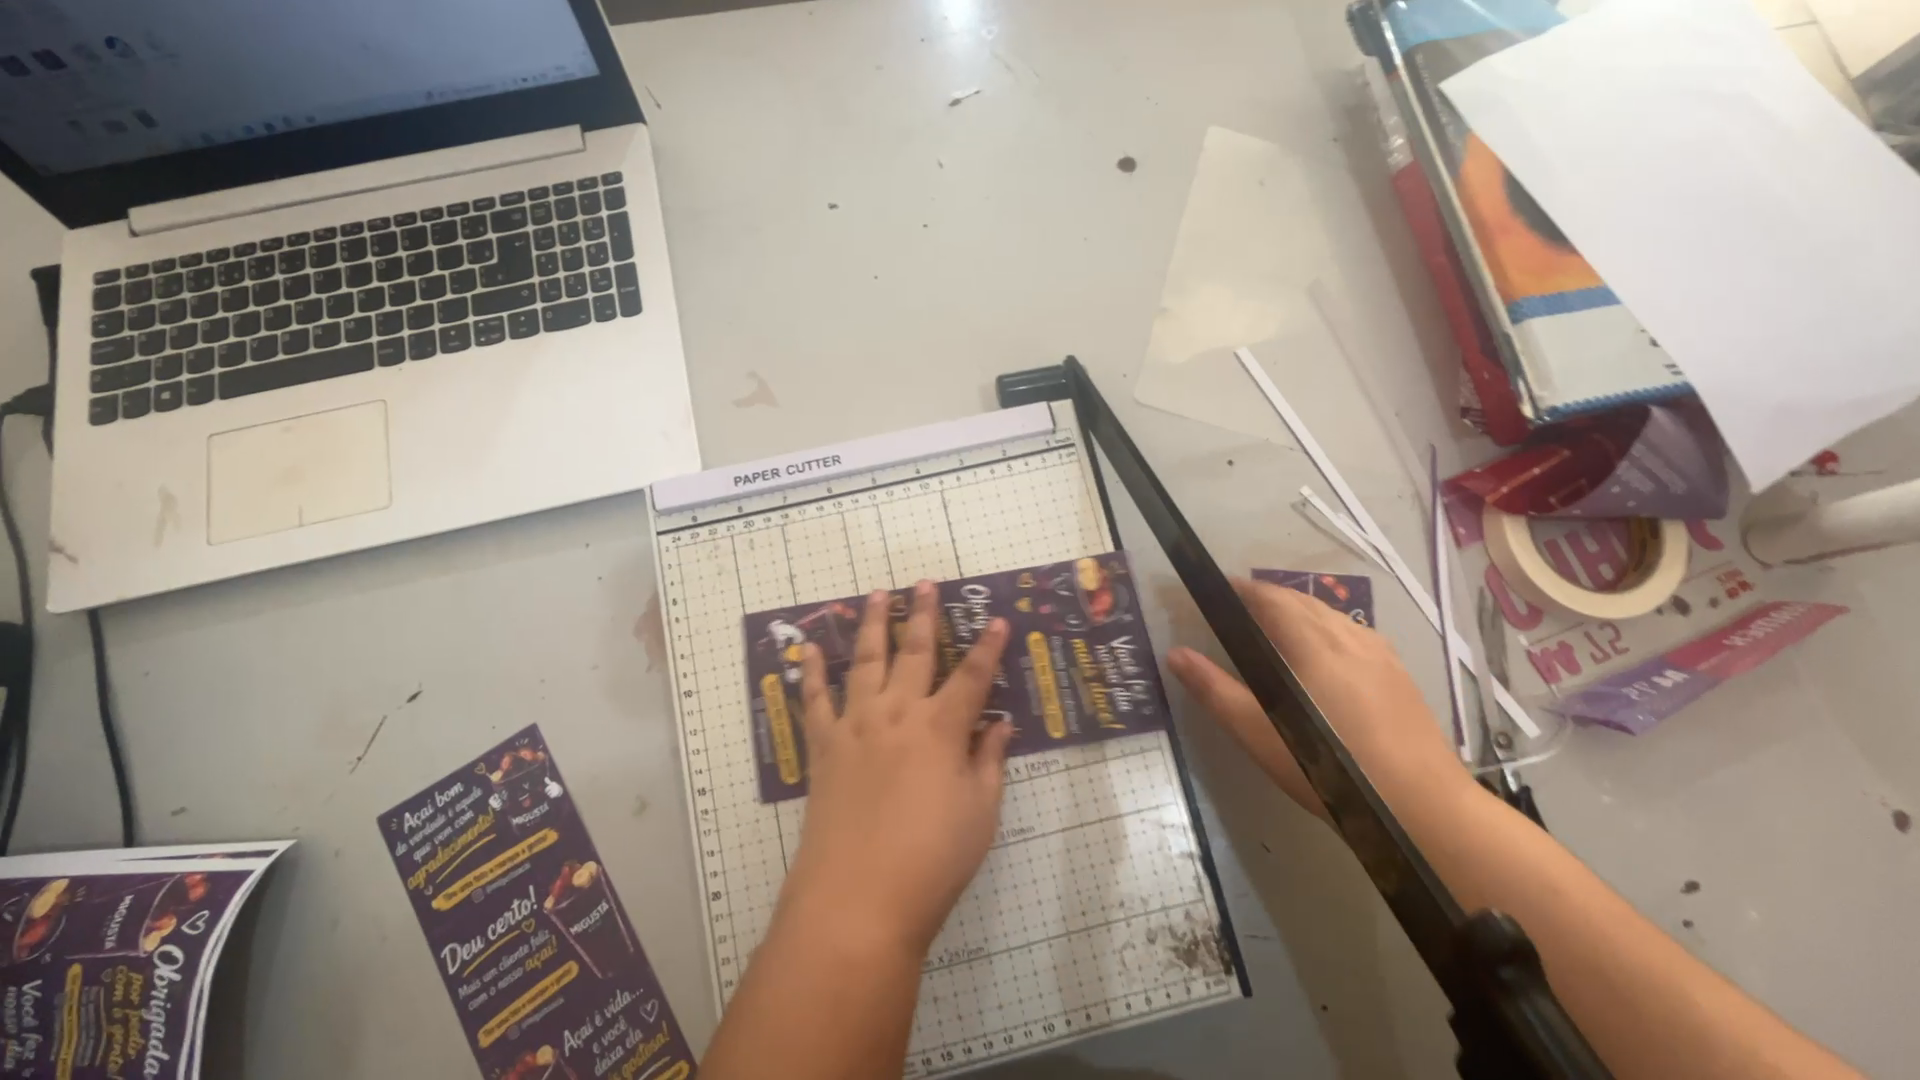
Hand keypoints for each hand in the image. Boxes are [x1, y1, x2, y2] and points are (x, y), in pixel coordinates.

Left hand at [777, 582, 1013, 957]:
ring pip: (865, 663)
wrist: (858, 898)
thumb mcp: (981, 814)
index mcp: (942, 729)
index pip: (972, 677)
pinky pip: (816, 701)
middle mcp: (898, 715)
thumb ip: (989, 764)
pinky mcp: (824, 749)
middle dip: (924, 616)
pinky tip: (808, 651)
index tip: (998, 621)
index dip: (988, 648)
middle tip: (925, 583)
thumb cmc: (932, 861)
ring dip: (872, 626)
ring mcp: (856, 727)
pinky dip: (811, 673)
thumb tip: (1000, 726)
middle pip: (915, 654)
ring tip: (876, 595)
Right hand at [1165, 577, 1466, 817]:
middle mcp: (1349, 637)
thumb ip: (1215, 690)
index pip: (1272, 597)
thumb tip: (1175, 653)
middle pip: (1303, 602)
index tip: (1218, 590)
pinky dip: (1329, 633)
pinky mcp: (1400, 677)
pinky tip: (1328, 660)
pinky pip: (1356, 637)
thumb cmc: (1330, 768)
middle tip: (1241, 610)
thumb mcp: (1258, 734)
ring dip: (1301, 614)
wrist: (1423, 807)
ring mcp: (1381, 655)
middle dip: (1270, 598)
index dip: (1243, 589)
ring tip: (1278, 631)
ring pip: (1332, 618)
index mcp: (1312, 643)